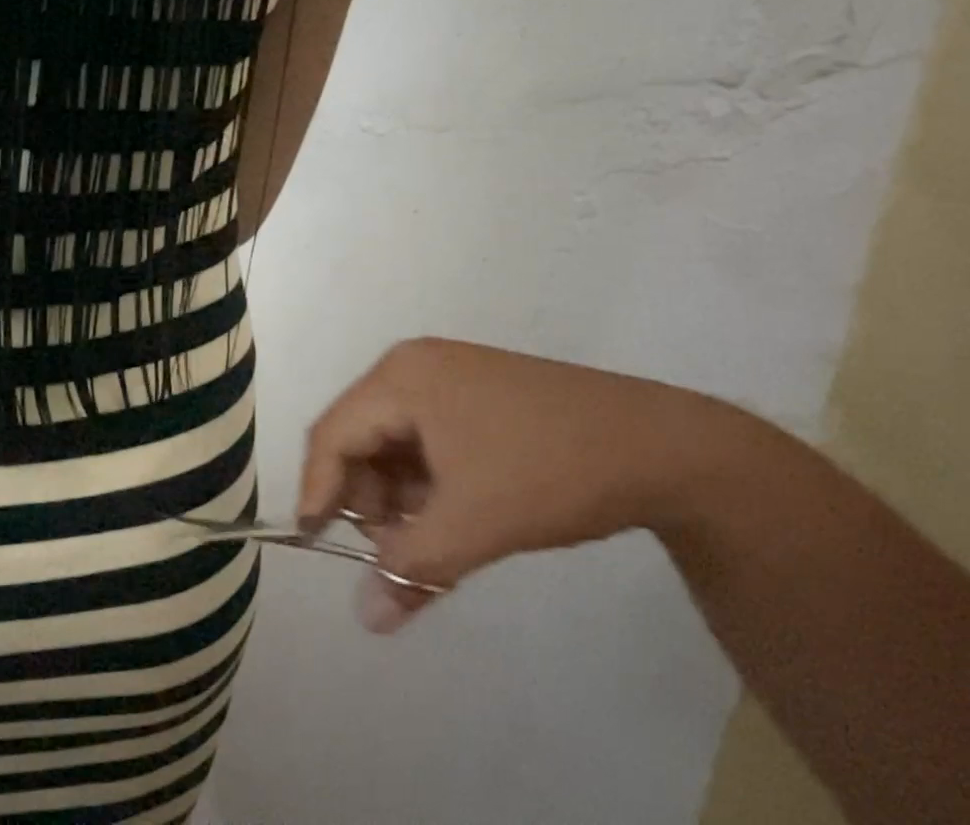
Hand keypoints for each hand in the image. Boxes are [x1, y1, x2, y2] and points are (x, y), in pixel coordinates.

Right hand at [295, 338, 757, 632]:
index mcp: (402, 379)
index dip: (317, 493)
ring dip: (399, 497)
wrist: (675, 450)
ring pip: (392, 444)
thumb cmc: (556, 474)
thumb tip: (366, 621)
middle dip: (369, 500)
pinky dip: (428, 483)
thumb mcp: (475, 526)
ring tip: (434, 535)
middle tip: (397, 548)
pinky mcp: (478, 394)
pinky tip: (456, 512)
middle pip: (359, 439)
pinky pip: (425, 440)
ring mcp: (449, 375)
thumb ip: (409, 571)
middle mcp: (415, 367)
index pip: (332, 437)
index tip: (314, 544)